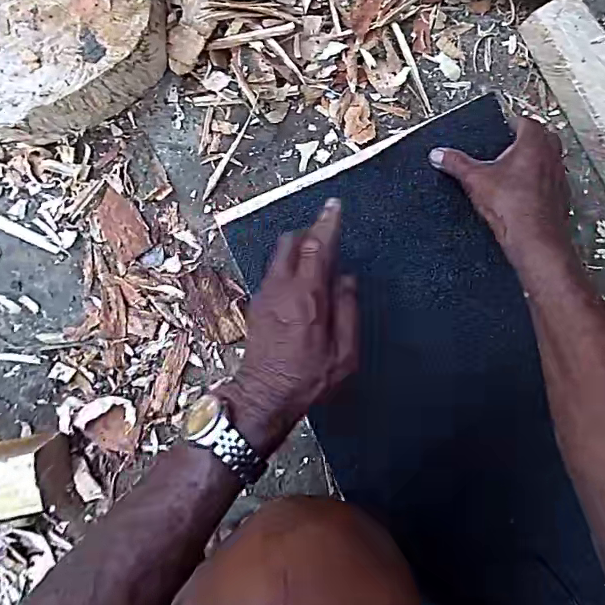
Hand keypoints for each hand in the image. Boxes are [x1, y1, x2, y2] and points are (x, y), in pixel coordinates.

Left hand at [229, 198, 358, 447]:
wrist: (263, 398)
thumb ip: (347, 311)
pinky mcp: (256, 305)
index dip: (327, 223)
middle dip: (310, 233)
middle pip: (291, 242)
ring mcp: (264, 296)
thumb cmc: (306, 378)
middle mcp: (281, 289)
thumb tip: (347, 280)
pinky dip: (290, 266)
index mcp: (306, 297)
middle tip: (328, 235)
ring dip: (299, 250)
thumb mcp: (343, 353)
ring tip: (318, 262)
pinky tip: (302, 286)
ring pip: (280, 256)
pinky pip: (275, 273)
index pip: (317, 247)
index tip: (334, 206)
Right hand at [430, 116, 577, 273]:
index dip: (514, 122)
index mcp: (533, 144)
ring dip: (537, 162)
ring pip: (551, 161)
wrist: (535, 239)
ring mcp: (559, 178)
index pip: (527, 121)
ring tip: (518, 169)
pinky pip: (552, 184)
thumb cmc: (514, 207)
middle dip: (528, 139)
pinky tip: (526, 194)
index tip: (506, 124)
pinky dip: (541, 184)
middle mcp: (551, 158)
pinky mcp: (561, 199)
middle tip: (513, 144)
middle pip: (544, 137)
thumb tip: (440, 155)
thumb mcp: (475, 180)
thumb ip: (456, 163)